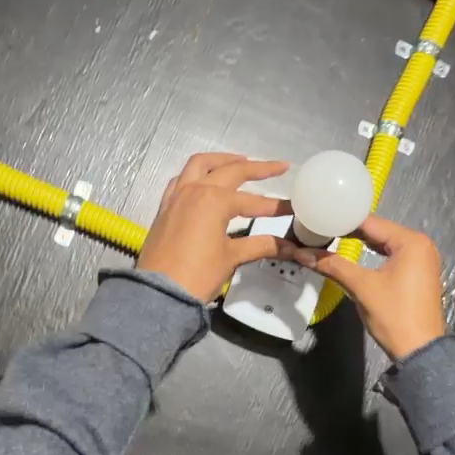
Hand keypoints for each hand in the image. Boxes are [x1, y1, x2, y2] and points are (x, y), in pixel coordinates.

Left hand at [137, 153, 291, 301]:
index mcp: (215, 200)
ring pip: (200, 165)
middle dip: (257, 169)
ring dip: (222, 160)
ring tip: (240, 161)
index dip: (276, 206)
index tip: (294, 206)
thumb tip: (290, 248)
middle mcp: (195, 189)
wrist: (160, 293)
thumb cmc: (198, 275)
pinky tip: (205, 179)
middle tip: (278, 167)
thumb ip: (261, 245)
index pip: (253, 201)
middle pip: (231, 171)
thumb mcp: (232, 258)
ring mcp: (177, 196)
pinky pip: (181, 179)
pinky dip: (196, 174)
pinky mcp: (165, 207)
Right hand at [289, 215, 446, 359]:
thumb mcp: (362, 287)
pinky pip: (393, 256)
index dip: (344, 221)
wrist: (419, 350)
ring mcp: (423, 260)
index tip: (320, 218)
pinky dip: (375, 255)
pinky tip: (356, 254)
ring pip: (386, 244)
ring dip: (362, 242)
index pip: (371, 222)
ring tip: (334, 239)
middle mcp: (421, 244)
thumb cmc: (393, 315)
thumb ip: (333, 266)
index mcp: (411, 241)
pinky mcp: (419, 274)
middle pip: (380, 231)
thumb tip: (302, 253)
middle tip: (323, 228)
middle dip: (351, 231)